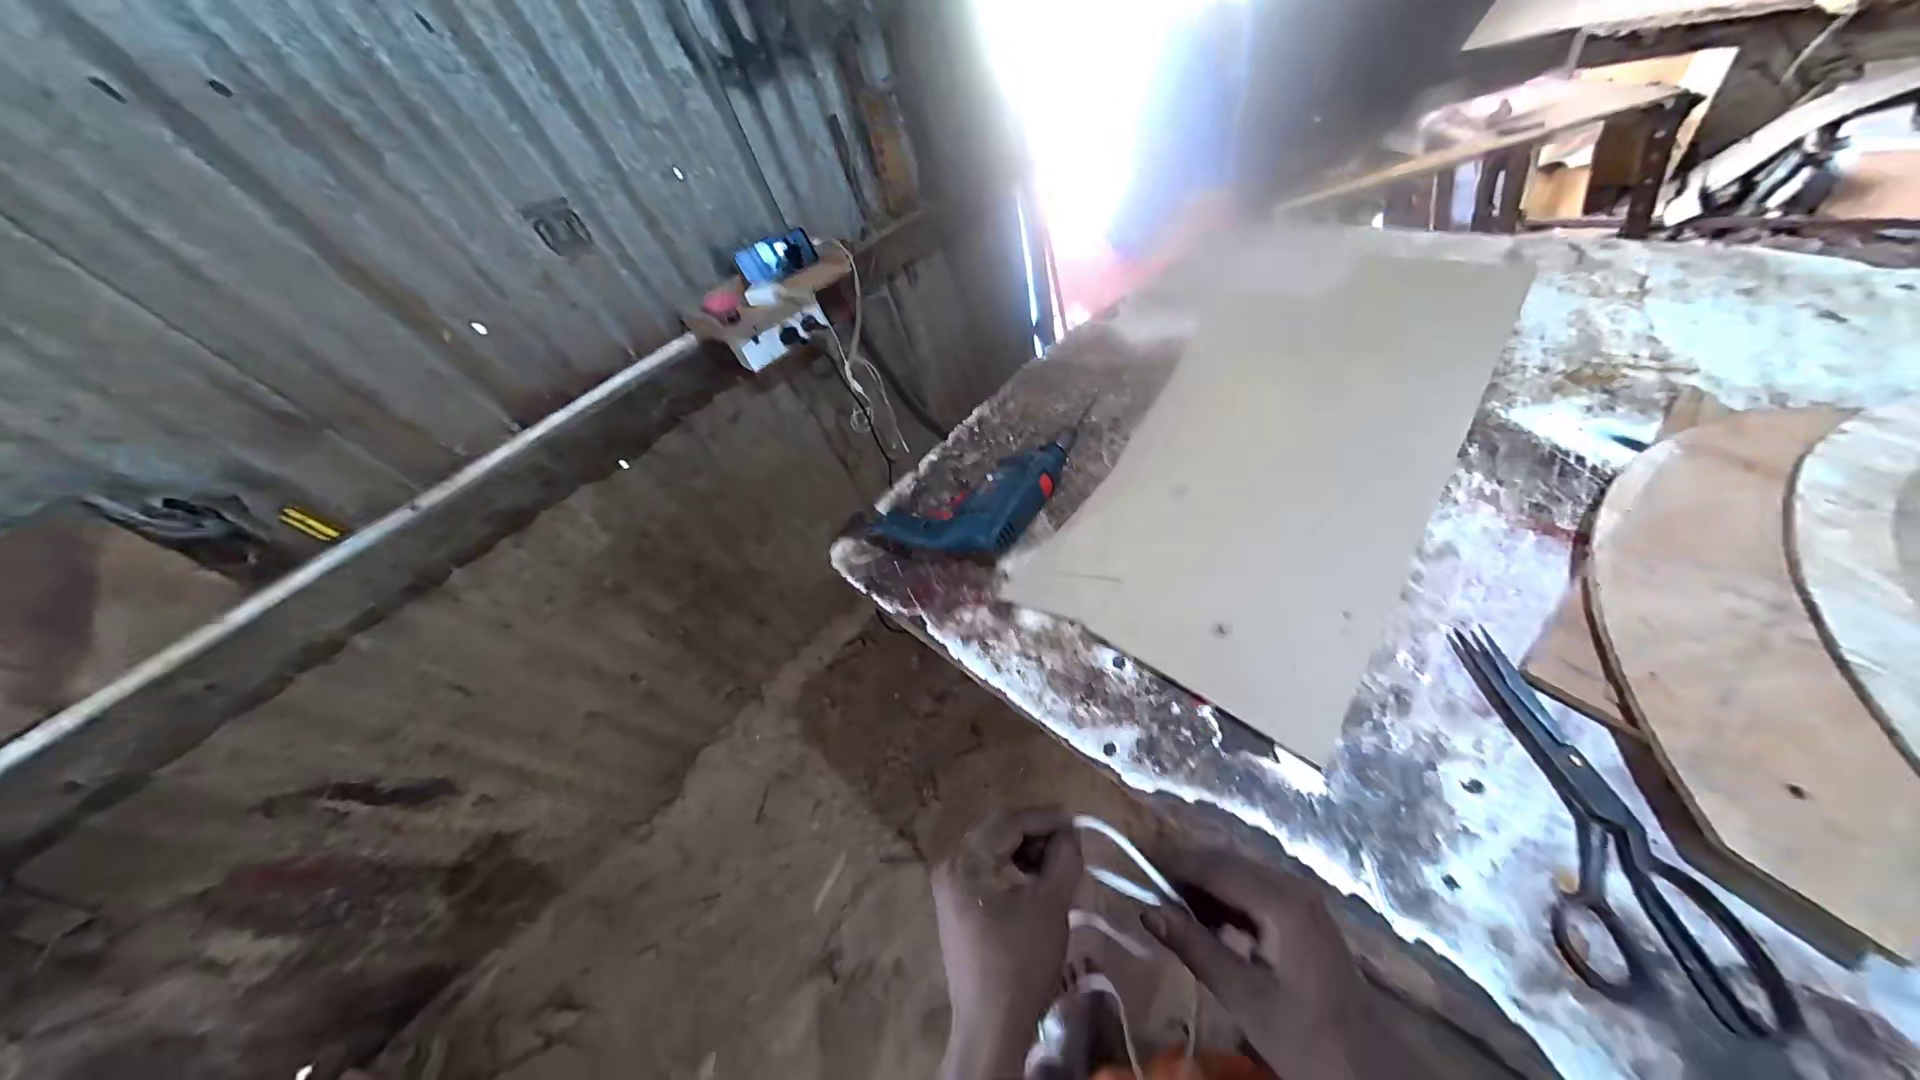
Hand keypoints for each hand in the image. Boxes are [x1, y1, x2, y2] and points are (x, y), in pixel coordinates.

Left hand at [932, 808, 1082, 1079]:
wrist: (991, 1024)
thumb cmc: (1022, 961)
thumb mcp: (1051, 902)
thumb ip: (1064, 856)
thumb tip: (1069, 831)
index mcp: (966, 858)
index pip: (1010, 820)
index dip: (1047, 818)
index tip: (1078, 823)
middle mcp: (950, 862)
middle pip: (998, 830)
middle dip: (1036, 833)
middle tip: (1069, 844)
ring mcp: (948, 882)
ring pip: (993, 847)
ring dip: (1025, 850)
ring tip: (1055, 864)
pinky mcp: (954, 900)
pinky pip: (986, 868)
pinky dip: (1012, 867)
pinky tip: (1034, 880)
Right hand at [1142, 848, 1390, 1079]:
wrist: (1372, 1071)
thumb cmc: (1306, 1037)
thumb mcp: (1244, 997)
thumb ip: (1194, 947)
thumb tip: (1146, 909)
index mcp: (1280, 902)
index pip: (1213, 866)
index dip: (1172, 863)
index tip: (1135, 864)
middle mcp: (1291, 885)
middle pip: (1225, 863)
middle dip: (1185, 872)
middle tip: (1147, 888)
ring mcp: (1300, 897)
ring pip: (1237, 873)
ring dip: (1203, 886)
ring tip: (1172, 909)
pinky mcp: (1302, 912)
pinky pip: (1252, 889)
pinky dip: (1224, 899)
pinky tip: (1208, 923)